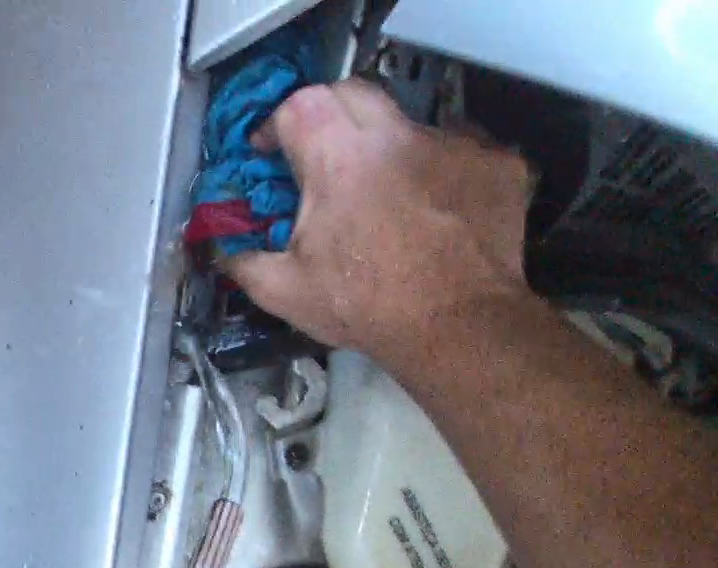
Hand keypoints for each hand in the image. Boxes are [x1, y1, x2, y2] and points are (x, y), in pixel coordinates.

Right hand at [223, 79, 539, 377]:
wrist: (454, 321)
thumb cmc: (362, 303)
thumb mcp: (280, 290)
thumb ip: (242, 262)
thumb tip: (224, 253)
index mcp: (341, 163)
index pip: (300, 105)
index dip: (275, 124)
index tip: (268, 150)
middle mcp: (399, 139)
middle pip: (353, 93)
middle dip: (324, 117)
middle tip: (311, 158)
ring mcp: (456, 145)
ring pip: (404, 126)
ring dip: (378, 151)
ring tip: (370, 198)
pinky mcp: (496, 163)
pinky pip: (453, 152)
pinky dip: (428, 172)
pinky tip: (420, 211)